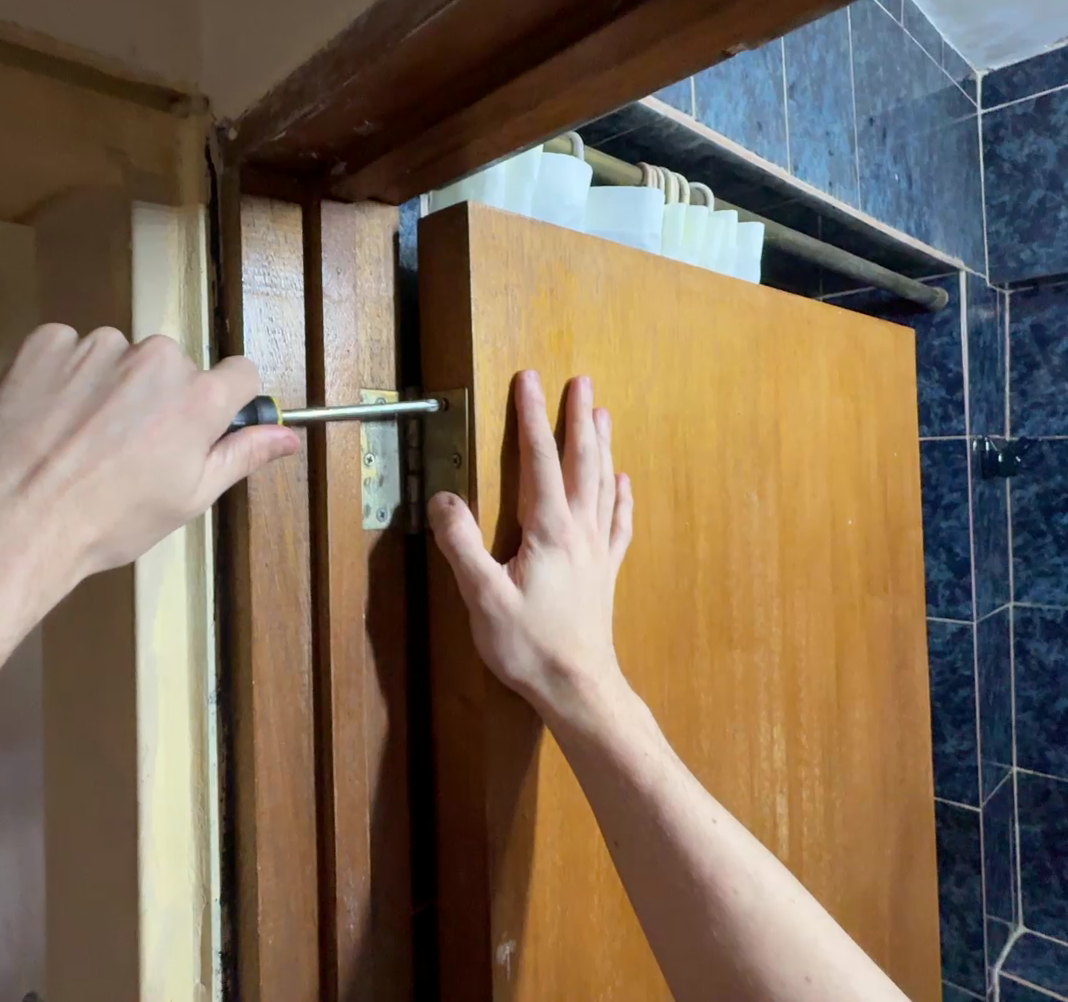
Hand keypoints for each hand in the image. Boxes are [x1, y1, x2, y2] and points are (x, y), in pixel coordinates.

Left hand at [0, 324, 297, 642]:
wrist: (10, 519)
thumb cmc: (108, 520)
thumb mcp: (189, 498)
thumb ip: (242, 455)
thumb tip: (289, 435)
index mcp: (198, 399)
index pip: (241, 373)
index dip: (227, 401)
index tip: (204, 426)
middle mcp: (155, 360)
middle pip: (175, 368)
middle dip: (161, 398)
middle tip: (128, 448)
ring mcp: (97, 346)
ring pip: (121, 358)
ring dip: (111, 386)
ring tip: (80, 438)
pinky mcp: (46, 342)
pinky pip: (71, 349)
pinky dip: (66, 376)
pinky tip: (50, 418)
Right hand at [427, 371, 633, 716]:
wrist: (579, 687)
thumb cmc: (529, 645)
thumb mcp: (483, 597)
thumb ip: (461, 545)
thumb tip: (443, 499)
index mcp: (549, 530)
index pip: (539, 461)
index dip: (532, 418)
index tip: (530, 380)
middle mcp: (579, 530)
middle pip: (582, 462)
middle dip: (577, 419)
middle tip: (581, 382)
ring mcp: (597, 549)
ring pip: (604, 484)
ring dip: (602, 446)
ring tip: (601, 414)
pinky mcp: (605, 570)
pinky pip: (619, 521)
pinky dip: (621, 495)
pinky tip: (624, 482)